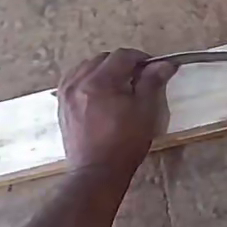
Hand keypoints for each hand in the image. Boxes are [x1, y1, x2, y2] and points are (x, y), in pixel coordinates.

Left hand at [57, 49, 175, 178]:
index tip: (154, 69)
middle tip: (139, 77)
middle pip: (103, 58)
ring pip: (87, 67)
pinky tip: (99, 90)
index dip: (142, 58)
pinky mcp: (62, 105)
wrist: (97, 171)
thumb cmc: (126, 141)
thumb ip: (152, 82)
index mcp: (100, 82)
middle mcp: (78, 82)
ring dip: (105, 69)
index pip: (122, 55)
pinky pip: (74, 80)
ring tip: (119, 84)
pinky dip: (88, 78)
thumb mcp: (146, 110)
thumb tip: (164, 64)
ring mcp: (66, 94)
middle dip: (123, 63)